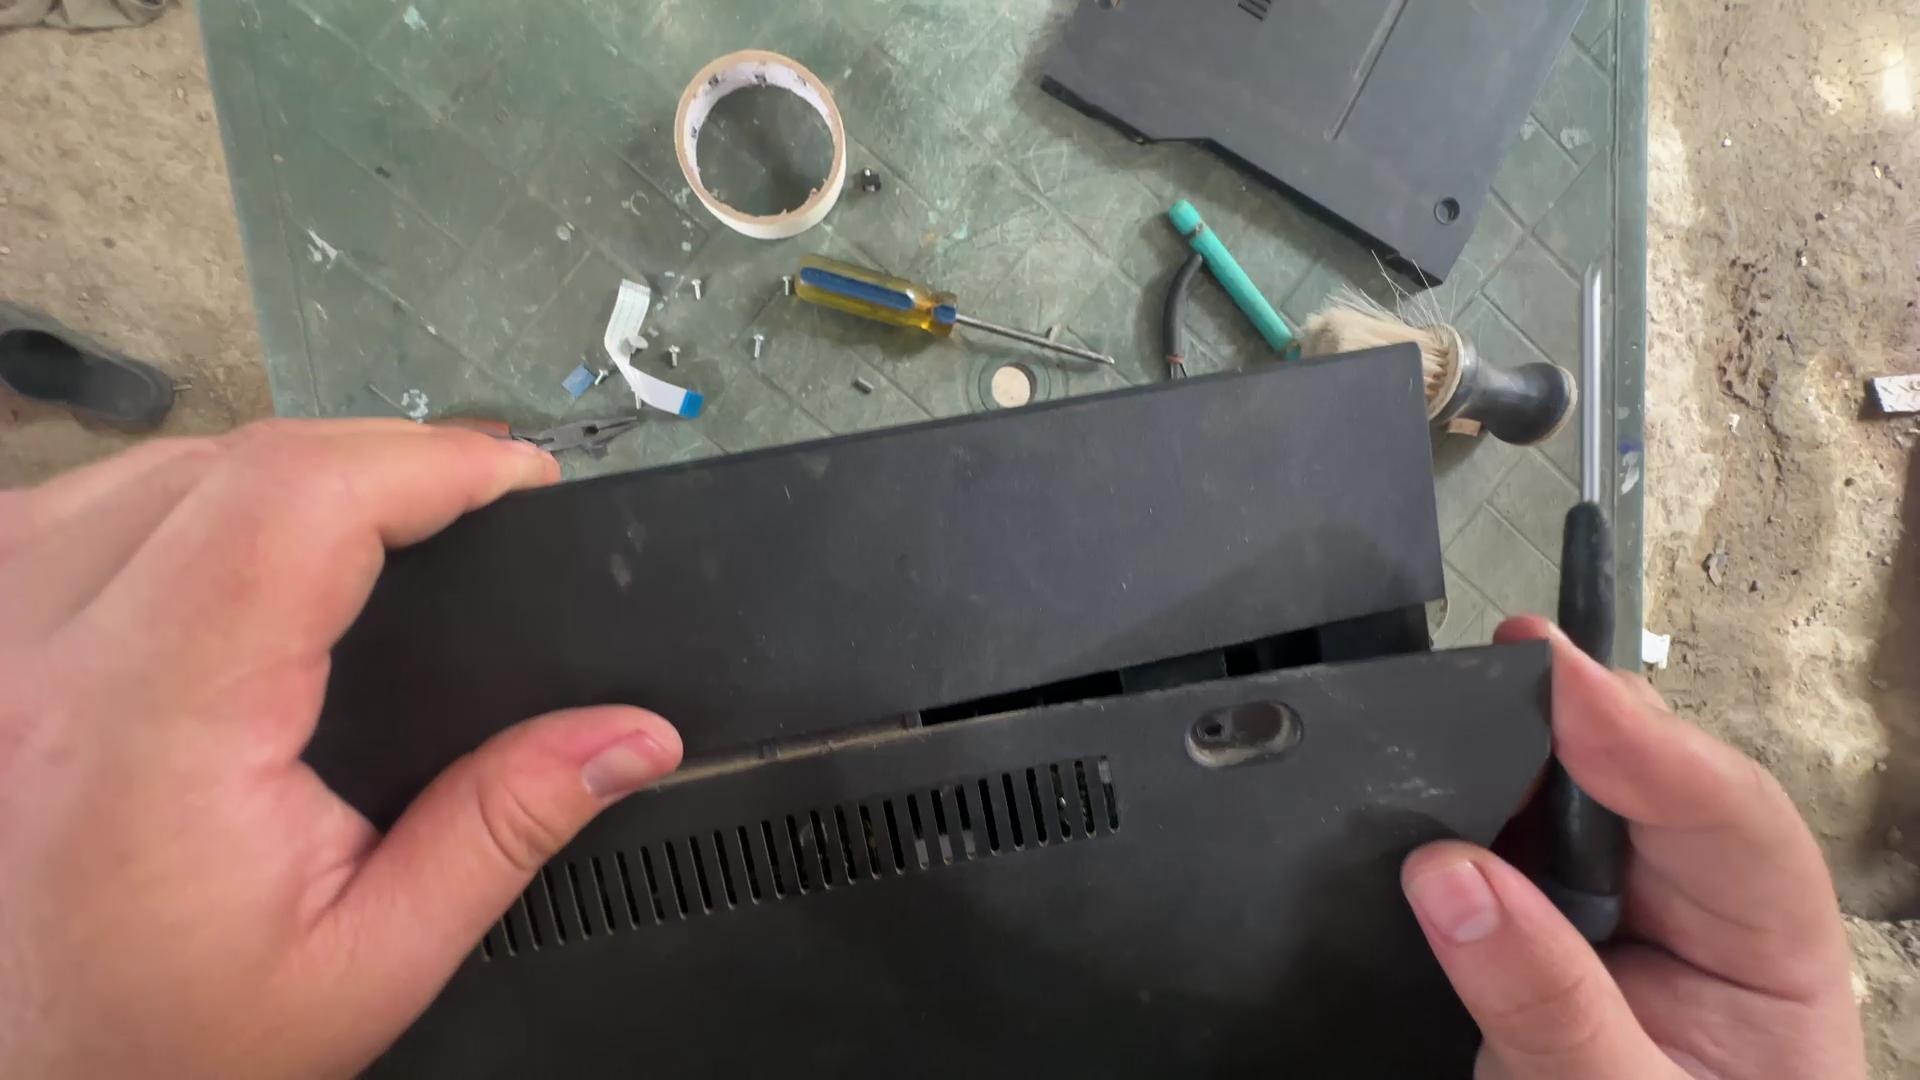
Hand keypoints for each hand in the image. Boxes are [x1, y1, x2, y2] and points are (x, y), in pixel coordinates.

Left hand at [0, 421, 683, 1077]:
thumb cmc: (170, 1041)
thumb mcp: (375, 958)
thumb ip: (511, 828)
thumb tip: (639, 738)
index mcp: (144, 732)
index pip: (298, 506)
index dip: (432, 460)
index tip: (524, 479)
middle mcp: (27, 658)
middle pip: (247, 461)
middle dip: (399, 454)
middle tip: (493, 495)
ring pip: (172, 461)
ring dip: (316, 466)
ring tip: (410, 506)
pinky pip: (98, 495)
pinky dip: (220, 486)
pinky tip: (278, 533)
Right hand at [1402, 616, 1864, 1078]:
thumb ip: (1543, 1003)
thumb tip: (1446, 872)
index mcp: (1764, 966)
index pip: (1729, 824)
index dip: (1646, 739)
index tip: (1553, 675)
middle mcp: (1686, 914)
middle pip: (1645, 783)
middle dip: (1581, 712)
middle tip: (1507, 651)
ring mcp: (1596, 907)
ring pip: (1561, 800)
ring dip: (1507, 744)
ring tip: (1452, 693)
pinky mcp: (1523, 907)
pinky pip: (1490, 833)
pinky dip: (1452, 793)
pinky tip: (1419, 766)